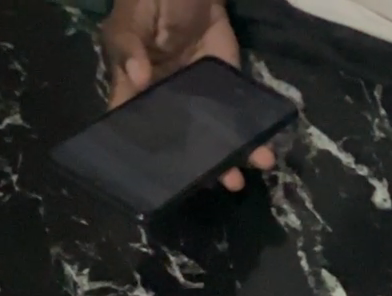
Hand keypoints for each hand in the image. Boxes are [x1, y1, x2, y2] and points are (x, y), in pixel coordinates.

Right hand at [101, 0, 275, 191]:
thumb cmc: (152, 0)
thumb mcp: (132, 18)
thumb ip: (130, 46)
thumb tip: (138, 78)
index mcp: (137, 92)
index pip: (137, 129)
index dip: (146, 156)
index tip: (159, 179)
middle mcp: (170, 105)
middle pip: (182, 146)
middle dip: (197, 168)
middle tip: (213, 182)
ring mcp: (200, 101)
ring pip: (214, 139)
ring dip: (228, 159)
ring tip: (238, 179)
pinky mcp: (228, 91)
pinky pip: (240, 120)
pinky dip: (252, 138)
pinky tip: (261, 152)